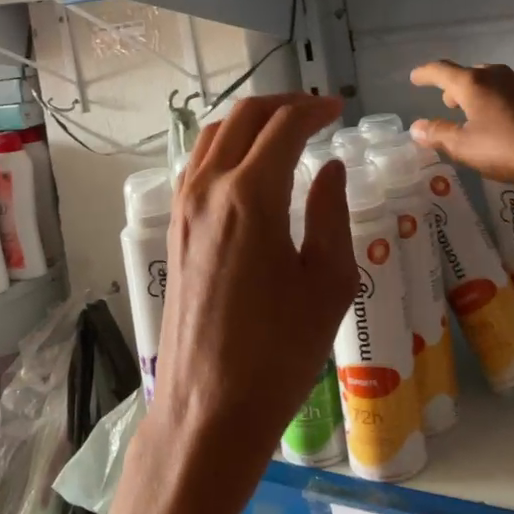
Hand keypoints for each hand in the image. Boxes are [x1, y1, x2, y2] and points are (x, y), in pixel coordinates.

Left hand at [151, 92, 355, 450]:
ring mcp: (183, 206)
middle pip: (244, 117)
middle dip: (284, 104)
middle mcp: (209, 188)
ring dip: (251, 120)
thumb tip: (331, 168)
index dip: (315, 110)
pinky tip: (248, 165)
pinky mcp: (173, 228)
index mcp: (251, 196)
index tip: (339, 110)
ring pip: (214, 134)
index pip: (284, 126)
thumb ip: (332, 213)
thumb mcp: (328, 283)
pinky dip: (226, 145)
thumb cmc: (279, 353)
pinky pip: (197, 162)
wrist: (208, 409)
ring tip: (285, 130)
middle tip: (317, 112)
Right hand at [409, 60, 513, 191]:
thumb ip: (438, 134)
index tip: (414, 78)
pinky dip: (505, 86)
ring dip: (478, 87)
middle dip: (453, 86)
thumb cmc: (506, 150)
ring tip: (472, 104)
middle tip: (446, 103)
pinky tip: (511, 89)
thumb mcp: (464, 146)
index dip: (425, 73)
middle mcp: (494, 76)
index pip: (441, 71)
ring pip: (490, 77)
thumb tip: (416, 127)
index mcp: (472, 84)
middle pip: (467, 73)